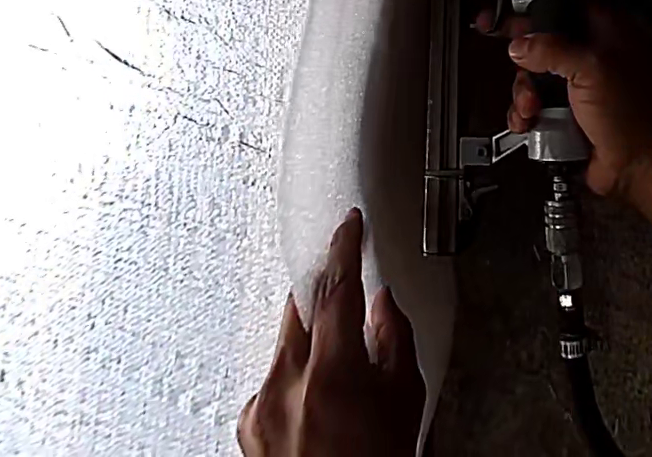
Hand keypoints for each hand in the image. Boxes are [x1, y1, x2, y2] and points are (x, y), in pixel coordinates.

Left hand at [238, 209, 424, 455]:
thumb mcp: (404, 396)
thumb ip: (395, 336)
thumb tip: (382, 302)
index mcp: (330, 371)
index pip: (336, 286)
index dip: (344, 246)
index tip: (349, 225)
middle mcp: (286, 384)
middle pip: (302, 306)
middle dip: (325, 289)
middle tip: (346, 284)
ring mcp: (261, 406)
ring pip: (288, 339)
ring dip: (313, 333)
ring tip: (341, 360)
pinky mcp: (247, 425)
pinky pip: (273, 373)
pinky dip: (296, 367)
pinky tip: (318, 390)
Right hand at [482, 0, 651, 199]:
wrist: (640, 169)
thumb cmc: (630, 113)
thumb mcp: (592, 69)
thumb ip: (553, 49)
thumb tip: (520, 45)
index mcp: (616, 33)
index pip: (576, 4)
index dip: (546, 6)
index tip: (521, 15)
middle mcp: (600, 56)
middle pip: (550, 42)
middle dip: (529, 58)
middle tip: (519, 65)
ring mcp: (585, 87)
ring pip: (540, 76)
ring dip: (526, 91)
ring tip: (530, 108)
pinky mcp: (572, 115)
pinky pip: (540, 106)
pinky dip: (528, 114)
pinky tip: (527, 122)